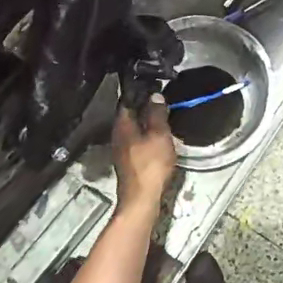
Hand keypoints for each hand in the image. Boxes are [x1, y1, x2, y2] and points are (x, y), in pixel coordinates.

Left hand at [112, 96, 175, 211]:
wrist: (142, 198)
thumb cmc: (151, 164)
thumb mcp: (159, 135)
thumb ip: (157, 114)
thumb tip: (154, 95)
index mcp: (122, 124)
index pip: (127, 99)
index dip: (140, 91)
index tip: (154, 84)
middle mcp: (118, 134)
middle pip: (130, 114)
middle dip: (144, 105)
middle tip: (162, 98)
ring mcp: (122, 149)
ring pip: (134, 128)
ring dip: (147, 121)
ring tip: (164, 115)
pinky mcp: (129, 160)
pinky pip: (138, 140)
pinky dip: (148, 134)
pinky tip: (159, 136)